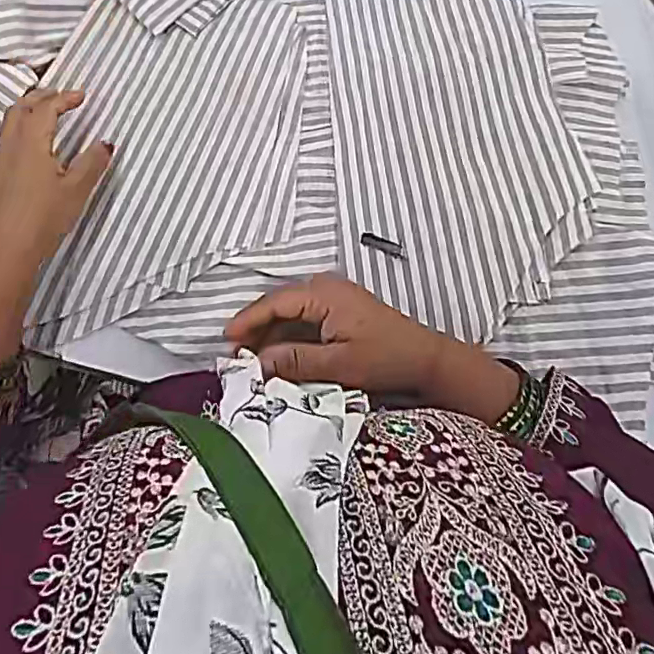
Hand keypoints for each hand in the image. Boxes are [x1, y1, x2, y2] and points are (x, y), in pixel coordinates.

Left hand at [0, 87, 113, 266]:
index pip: (46, 109)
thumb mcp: (76, 189)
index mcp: (32, 142)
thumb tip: (105, 143)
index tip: (81, 96)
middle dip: (41, 97)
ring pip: (10, 122)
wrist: (5, 248)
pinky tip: (33, 142)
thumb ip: (92, 162)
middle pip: (21, 108)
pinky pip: (7, 137)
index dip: (65, 98)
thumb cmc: (42, 217)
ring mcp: (1, 160)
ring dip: (28, 109)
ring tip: (46, 112)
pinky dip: (21, 126)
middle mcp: (11, 145)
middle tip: (62, 95)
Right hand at [224, 274, 520, 423]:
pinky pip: (305, 319)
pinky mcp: (340, 311)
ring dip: (271, 334)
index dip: (248, 320)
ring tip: (251, 360)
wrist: (426, 359)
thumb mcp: (338, 365)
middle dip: (256, 329)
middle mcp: (326, 288)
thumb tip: (257, 363)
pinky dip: (289, 336)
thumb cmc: (386, 358)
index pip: (275, 302)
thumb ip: (296, 361)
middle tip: (234, 355)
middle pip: (280, 305)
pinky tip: (279, 357)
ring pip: (291, 313)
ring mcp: (334, 298)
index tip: (226, 340)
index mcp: (325, 294)